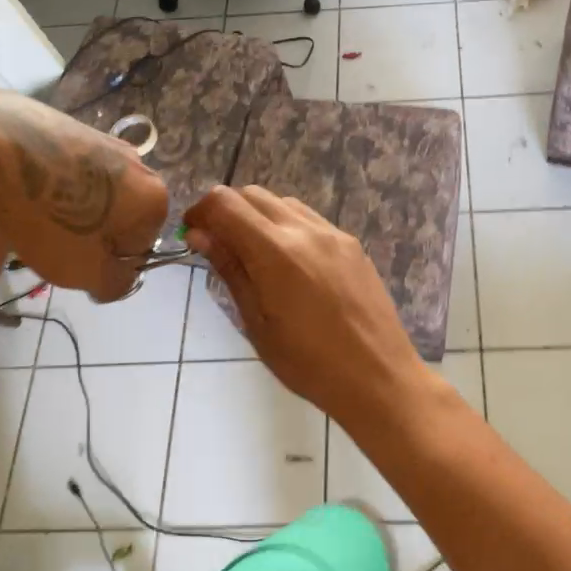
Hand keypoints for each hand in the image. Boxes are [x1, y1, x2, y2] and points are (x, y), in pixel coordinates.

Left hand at [0, 86, 168, 300]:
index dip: (111, 267)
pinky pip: (40, 185)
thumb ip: (113, 284)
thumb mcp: (88, 271)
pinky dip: (15, 217)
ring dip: (37, 237)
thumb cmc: (57, 218)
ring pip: (66, 204)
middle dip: (76, 247)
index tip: (83, 278)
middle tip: (47, 268)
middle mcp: (130, 167)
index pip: (140, 245)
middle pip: (104, 220)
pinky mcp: (53, 136)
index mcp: (151, 199)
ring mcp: (90, 146)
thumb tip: (117, 279)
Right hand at [183, 186, 428, 423]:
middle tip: (219, 247)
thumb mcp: (257, 324)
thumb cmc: (309, 364)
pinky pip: (311, 219)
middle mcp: (306, 230)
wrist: (378, 375)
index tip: (193, 236)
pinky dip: (288, 226)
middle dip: (228, 211)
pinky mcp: (352, 245)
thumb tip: (200, 234)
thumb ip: (231, 270)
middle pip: (254, 195)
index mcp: (276, 252)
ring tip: (254, 256)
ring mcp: (334, 234)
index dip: (201, 212)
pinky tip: (289, 263)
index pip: (225, 203)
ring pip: (284, 202)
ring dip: (259, 216)